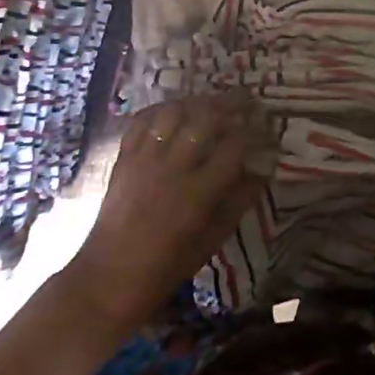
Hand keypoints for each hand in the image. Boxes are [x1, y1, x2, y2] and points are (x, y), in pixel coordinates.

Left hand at [68, 96, 273, 325]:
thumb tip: (260, 171)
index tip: (264, 124)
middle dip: (229, 104)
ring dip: (195, 101)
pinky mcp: (124, 157)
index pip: (233, 147)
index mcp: (198, 193)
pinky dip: (160, 109)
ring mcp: (144, 159)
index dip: (252, 131)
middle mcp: (172, 168)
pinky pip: (142, 120)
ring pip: (173, 112)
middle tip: (244, 98)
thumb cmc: (167, 265)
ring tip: (210, 101)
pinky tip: (174, 110)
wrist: (110, 276)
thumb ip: (238, 202)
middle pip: (204, 119)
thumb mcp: (212, 240)